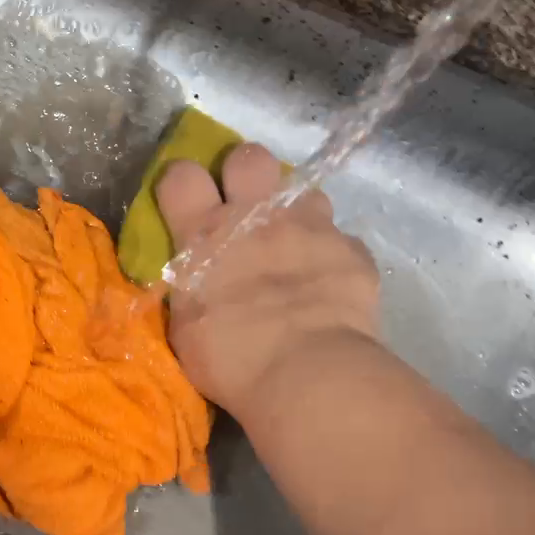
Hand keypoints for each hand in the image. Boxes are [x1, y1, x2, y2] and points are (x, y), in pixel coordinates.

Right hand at [157, 143, 381, 417]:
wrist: (310, 377)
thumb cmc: (230, 356)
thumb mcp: (183, 325)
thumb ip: (188, 291)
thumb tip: (190, 287)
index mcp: (203, 233)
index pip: (181, 175)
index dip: (182, 183)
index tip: (186, 201)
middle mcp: (254, 217)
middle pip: (250, 157)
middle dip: (247, 172)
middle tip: (246, 202)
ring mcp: (309, 229)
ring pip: (306, 191)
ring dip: (297, 212)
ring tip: (295, 242)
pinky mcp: (353, 253)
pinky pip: (343, 240)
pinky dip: (334, 254)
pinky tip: (330, 279)